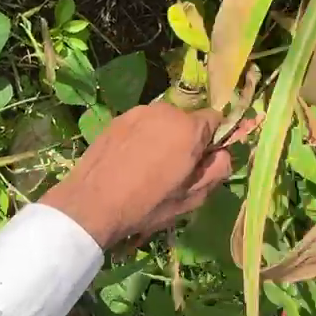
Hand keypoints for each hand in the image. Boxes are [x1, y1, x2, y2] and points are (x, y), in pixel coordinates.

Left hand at [40, 101, 231, 248]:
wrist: (92, 203)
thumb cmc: (148, 204)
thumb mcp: (193, 198)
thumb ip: (217, 170)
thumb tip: (223, 153)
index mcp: (189, 128)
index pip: (216, 120)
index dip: (212, 141)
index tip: (200, 163)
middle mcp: (165, 111)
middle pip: (188, 120)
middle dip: (186, 139)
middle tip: (173, 170)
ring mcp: (138, 112)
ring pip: (163, 122)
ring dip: (163, 137)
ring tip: (148, 167)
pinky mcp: (117, 118)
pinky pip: (141, 125)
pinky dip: (142, 138)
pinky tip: (130, 161)